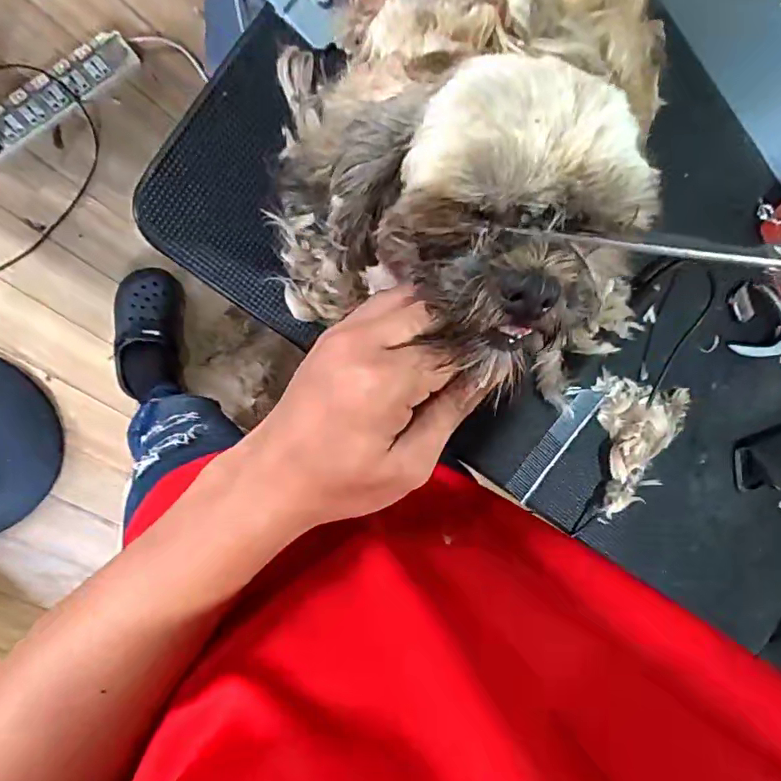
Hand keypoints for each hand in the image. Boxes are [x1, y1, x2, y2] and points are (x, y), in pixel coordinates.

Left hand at [220, 288, 487, 531]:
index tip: (505, 355)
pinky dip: (408, 309)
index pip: (451, 350)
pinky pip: (380, 304)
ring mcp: (343, 331)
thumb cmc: (342, 483)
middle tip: (486, 340)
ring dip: (436, 311)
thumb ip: (449, 413)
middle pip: (430, 310)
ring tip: (459, 333)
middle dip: (462, 323)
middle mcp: (364, 342)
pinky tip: (425, 329)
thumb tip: (484, 374)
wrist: (274, 475)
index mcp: (384, 380)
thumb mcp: (408, 465)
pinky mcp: (332, 332)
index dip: (481, 352)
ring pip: (405, 297)